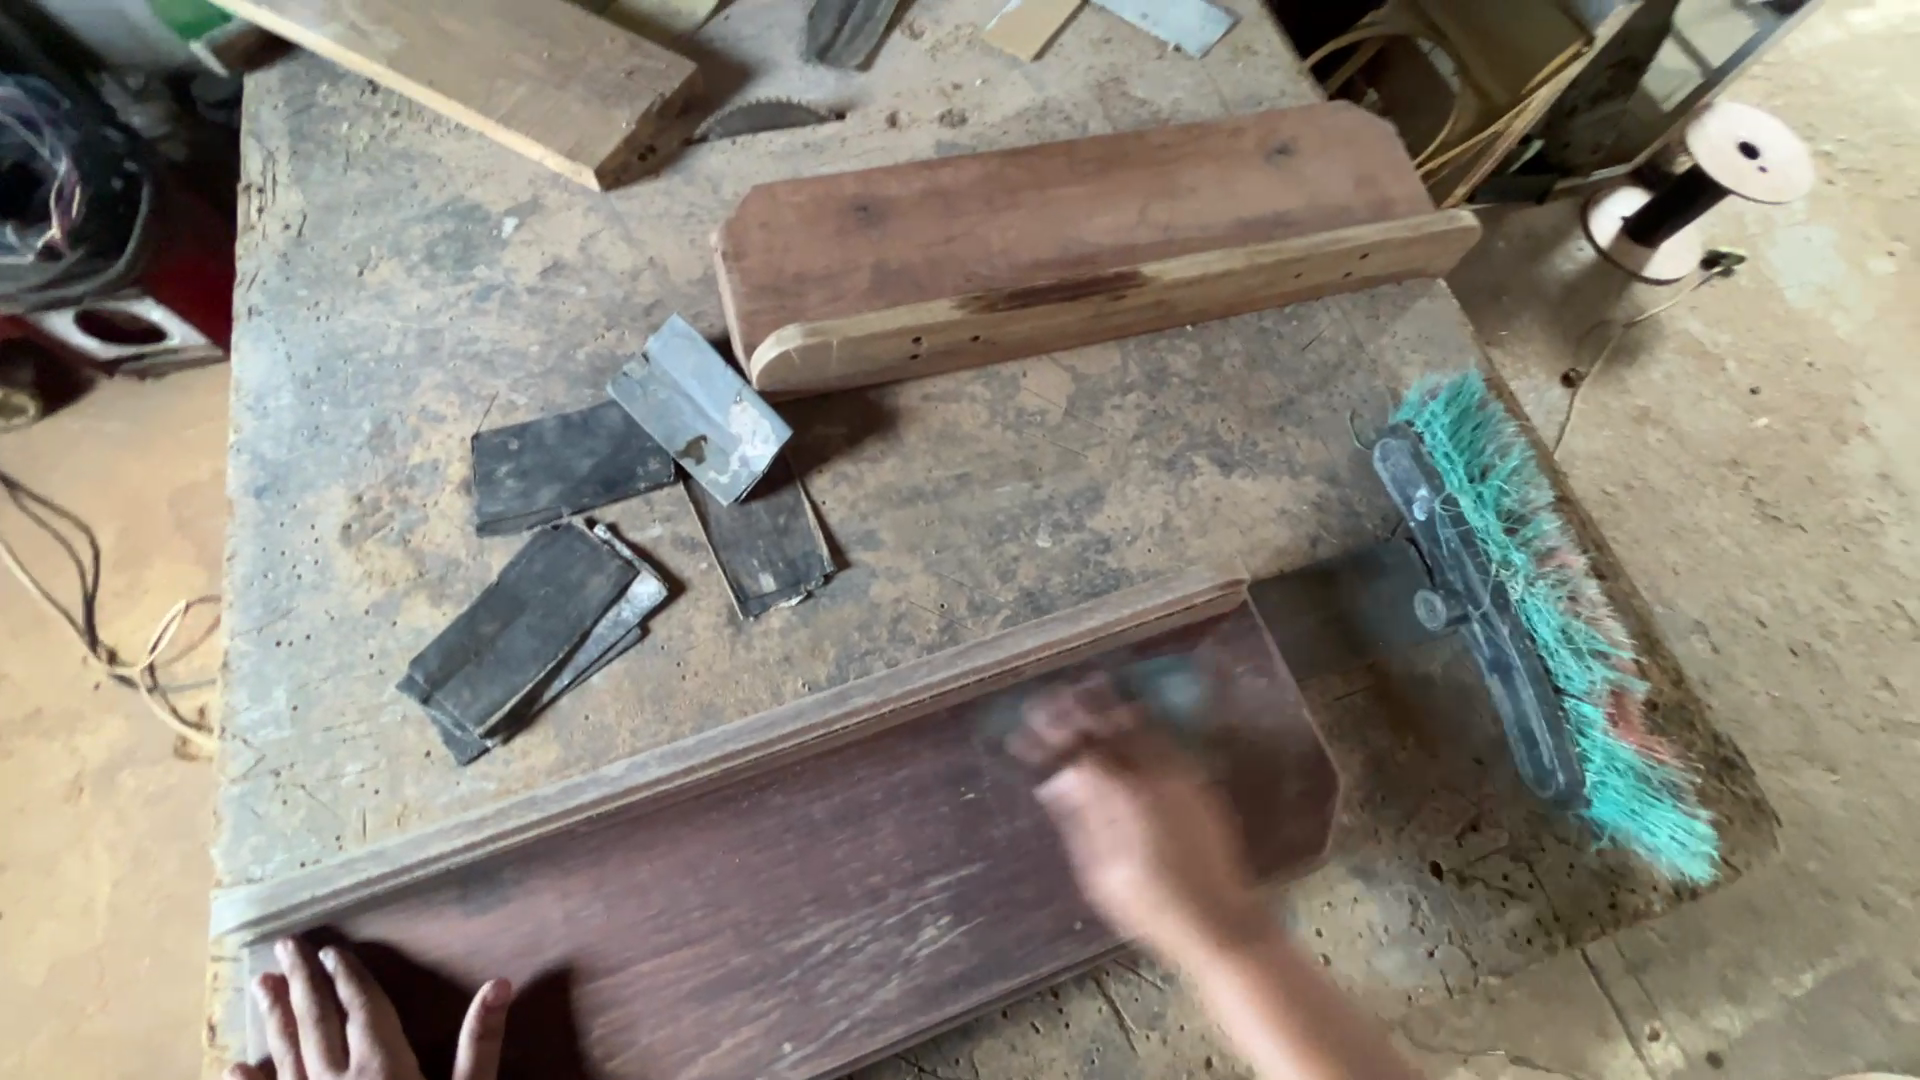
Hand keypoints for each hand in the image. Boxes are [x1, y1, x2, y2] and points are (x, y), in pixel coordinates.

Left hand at [227, 937, 511, 1079]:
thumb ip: (478, 1045)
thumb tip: (500, 982)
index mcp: (382, 1070)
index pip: (363, 1010)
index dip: (348, 978)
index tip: (331, 949)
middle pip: (317, 1024)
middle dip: (301, 984)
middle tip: (282, 947)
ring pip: (286, 1056)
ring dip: (273, 1019)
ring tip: (258, 984)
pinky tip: (236, 1064)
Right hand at [1017, 677, 1270, 963]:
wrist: (1221, 921)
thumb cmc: (1151, 907)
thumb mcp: (1099, 872)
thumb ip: (1078, 818)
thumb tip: (1054, 780)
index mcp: (1121, 795)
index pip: (1077, 747)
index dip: (1050, 731)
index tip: (1028, 722)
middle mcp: (1151, 773)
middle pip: (1108, 722)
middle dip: (1078, 705)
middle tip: (1055, 696)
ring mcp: (1179, 773)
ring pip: (1139, 723)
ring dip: (1110, 706)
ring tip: (1089, 692)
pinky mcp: (1199, 781)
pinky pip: (1163, 737)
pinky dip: (1139, 724)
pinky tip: (1127, 722)